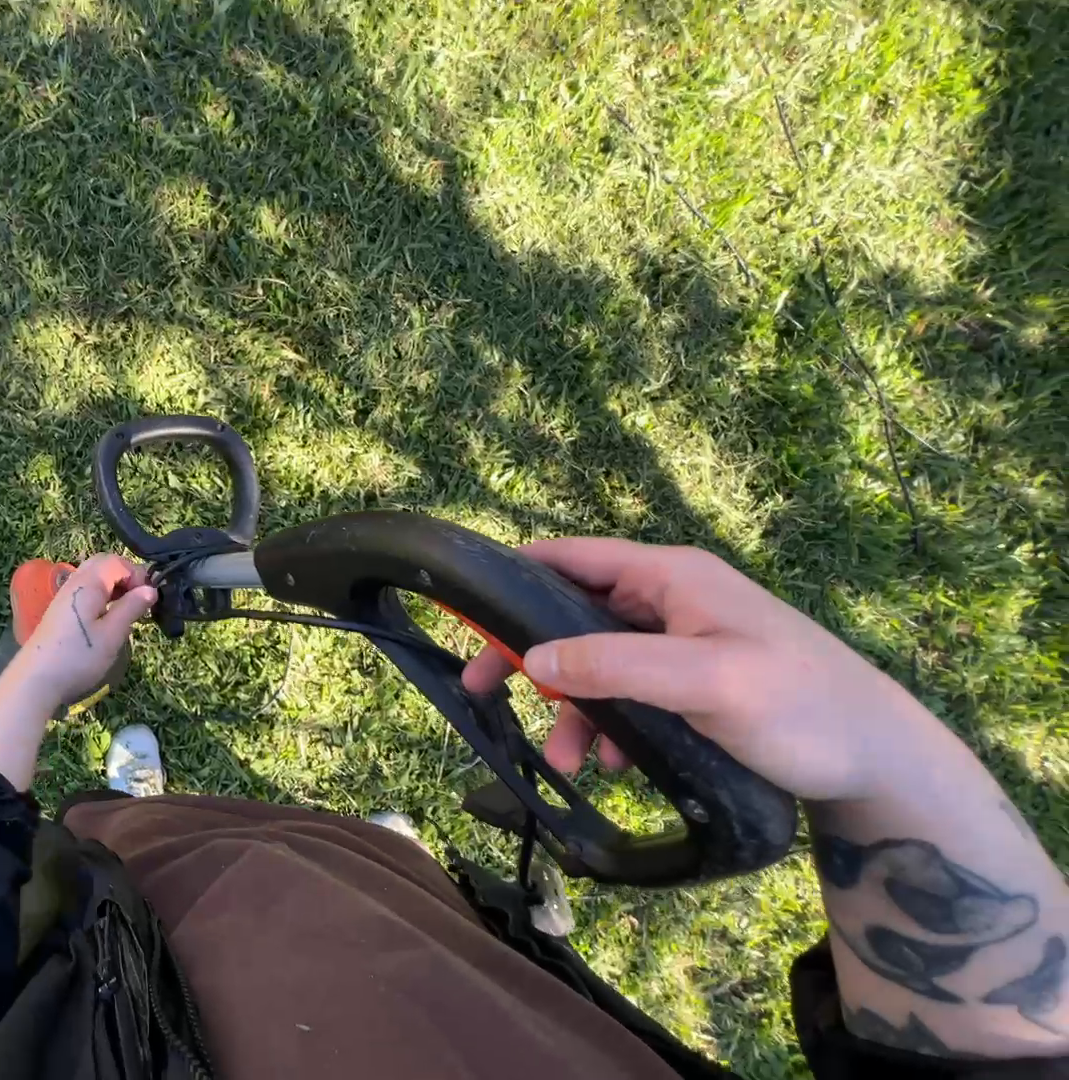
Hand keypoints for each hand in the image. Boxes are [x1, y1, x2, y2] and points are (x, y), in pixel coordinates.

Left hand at [2, 553, 156, 709]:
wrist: (36, 680)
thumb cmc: (78, 656)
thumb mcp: (112, 634)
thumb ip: (132, 607)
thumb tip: (150, 589)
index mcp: (88, 582)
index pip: (118, 561)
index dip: (138, 575)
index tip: (149, 599)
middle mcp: (74, 582)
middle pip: (104, 564)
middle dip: (126, 576)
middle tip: (140, 600)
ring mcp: (65, 596)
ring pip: (94, 577)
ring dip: (114, 587)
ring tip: (128, 611)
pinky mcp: (60, 611)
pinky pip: (86, 591)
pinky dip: (102, 596)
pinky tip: (109, 618)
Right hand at [459, 538, 955, 802]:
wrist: (887, 770)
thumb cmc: (803, 709)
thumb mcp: (703, 681)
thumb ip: (612, 664)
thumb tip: (529, 660)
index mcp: (668, 576)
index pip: (570, 556)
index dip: (512, 576)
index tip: (465, 611)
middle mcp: (665, 599)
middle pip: (567, 613)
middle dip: (524, 655)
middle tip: (479, 688)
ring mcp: (675, 640)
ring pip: (590, 661)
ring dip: (569, 708)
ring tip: (561, 760)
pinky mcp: (684, 679)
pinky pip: (621, 692)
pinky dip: (605, 724)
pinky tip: (610, 763)